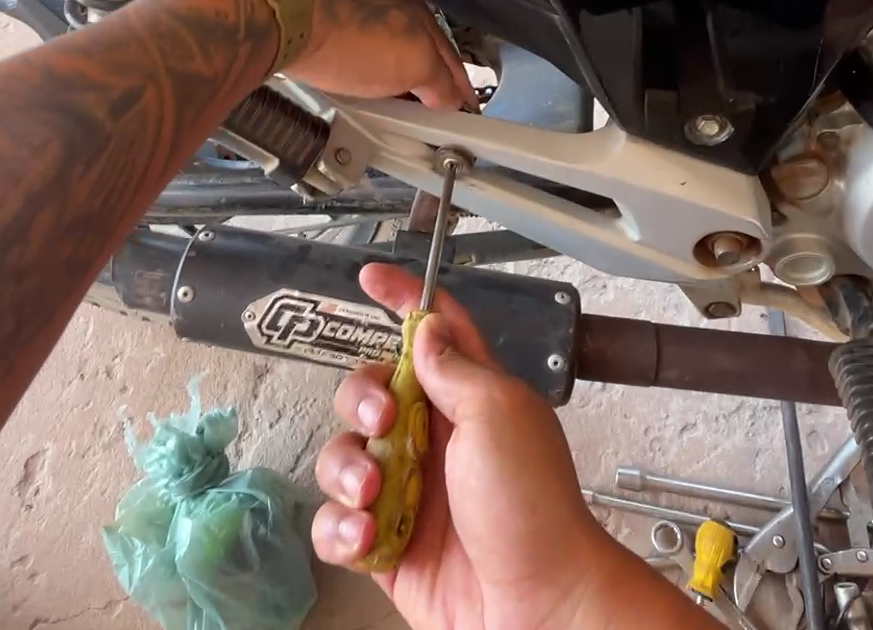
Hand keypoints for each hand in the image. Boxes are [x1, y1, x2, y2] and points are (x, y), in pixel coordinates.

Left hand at [283, 0, 475, 109]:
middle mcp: (394, 13)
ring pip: (392, 60)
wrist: (289, 23)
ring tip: (403, 112)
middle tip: (436, 117)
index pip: (451, 60)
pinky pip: (363, 63)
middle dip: (432, 85)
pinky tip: (368, 94)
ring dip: (401, 84)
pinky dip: (373, 81)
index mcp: (421, 17)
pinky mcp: (329, 32)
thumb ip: (440, 82)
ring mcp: (360, 20)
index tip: (467, 111)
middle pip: (422, 57)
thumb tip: (451, 100)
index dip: (461, 88)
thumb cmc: (357, 44)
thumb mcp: (415, 64)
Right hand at [311, 265, 709, 629]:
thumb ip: (454, 368)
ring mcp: (405, 489)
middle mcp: (431, 436)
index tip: (371, 276)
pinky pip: (337, 521)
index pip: (431, 330)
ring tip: (375, 495)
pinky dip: (340, 528)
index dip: (403, 297)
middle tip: (383, 424)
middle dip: (362, 400)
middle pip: (369, 390)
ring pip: (345, 454)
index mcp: (466, 395)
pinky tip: (365, 540)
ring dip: (347, 470)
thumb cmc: (529, 502)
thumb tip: (428, 325)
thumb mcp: (497, 415)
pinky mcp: (384, 541)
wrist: (535, 607)